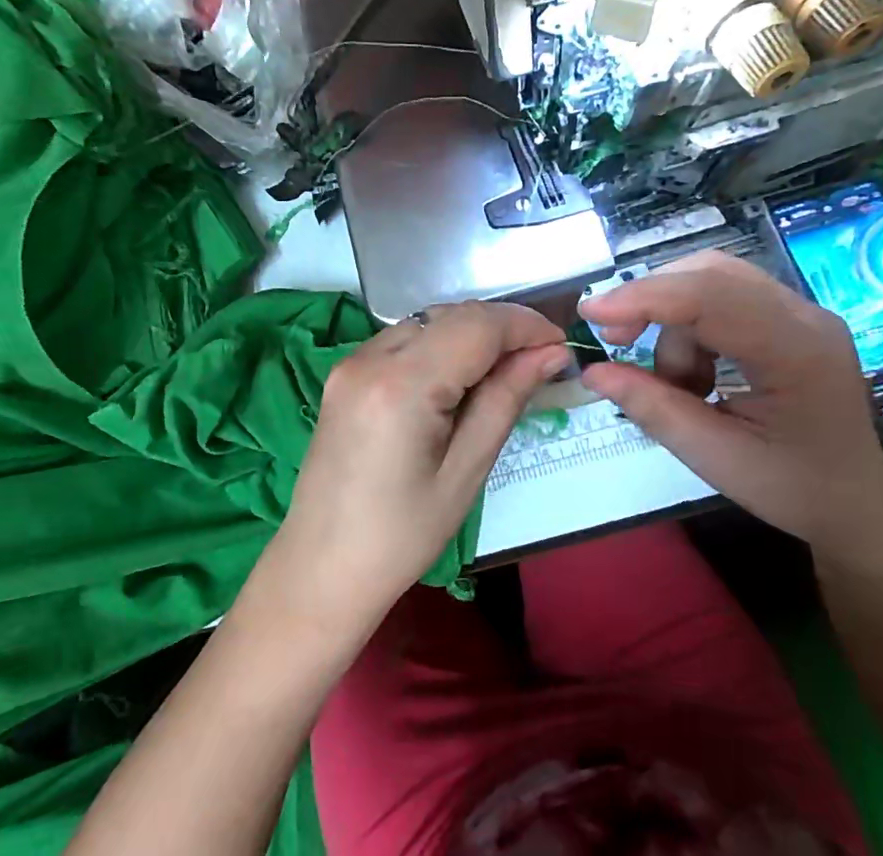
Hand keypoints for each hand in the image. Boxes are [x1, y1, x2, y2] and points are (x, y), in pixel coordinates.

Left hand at [277, 301, 569, 614]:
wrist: (323, 566)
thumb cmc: (402, 535)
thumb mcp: (467, 470)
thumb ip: (506, 399)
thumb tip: (550, 353)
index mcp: (401, 385)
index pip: (476, 325)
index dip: (524, 326)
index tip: (560, 347)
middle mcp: (369, 358)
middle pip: (451, 315)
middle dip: (501, 328)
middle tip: (537, 363)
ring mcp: (350, 363)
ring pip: (426, 322)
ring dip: (470, 335)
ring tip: (503, 374)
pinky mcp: (343, 375)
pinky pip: (402, 341)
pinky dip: (439, 346)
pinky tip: (458, 380)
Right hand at [577, 251, 882, 562]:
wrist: (853, 497)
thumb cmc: (790, 486)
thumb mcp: (713, 457)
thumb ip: (652, 408)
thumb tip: (593, 371)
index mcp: (798, 353)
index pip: (711, 299)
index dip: (645, 299)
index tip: (591, 314)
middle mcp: (806, 316)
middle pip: (710, 274)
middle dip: (652, 302)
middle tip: (616, 343)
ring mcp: (802, 311)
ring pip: (712, 282)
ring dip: (673, 325)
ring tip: (679, 386)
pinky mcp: (789, 317)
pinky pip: (723, 298)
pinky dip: (691, 328)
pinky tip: (697, 374)